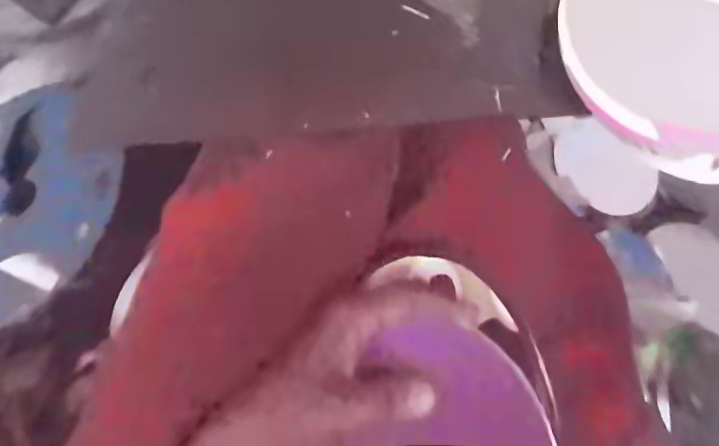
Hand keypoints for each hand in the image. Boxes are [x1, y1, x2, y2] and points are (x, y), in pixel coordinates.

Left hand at [188, 284, 476, 445]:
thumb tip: (431, 387)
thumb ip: (385, 397)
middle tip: (466, 313)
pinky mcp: (332, 340)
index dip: (440, 306)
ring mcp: (336, 322)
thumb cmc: (290, 412)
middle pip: (396, 292)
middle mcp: (344, 308)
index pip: (403, 298)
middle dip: (431, 299)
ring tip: (447, 324)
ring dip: (416, 312)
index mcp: (349, 314)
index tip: (475, 314)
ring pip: (386, 305)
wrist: (244, 426)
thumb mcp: (339, 410)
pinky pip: (376, 322)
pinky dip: (400, 328)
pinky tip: (410, 349)